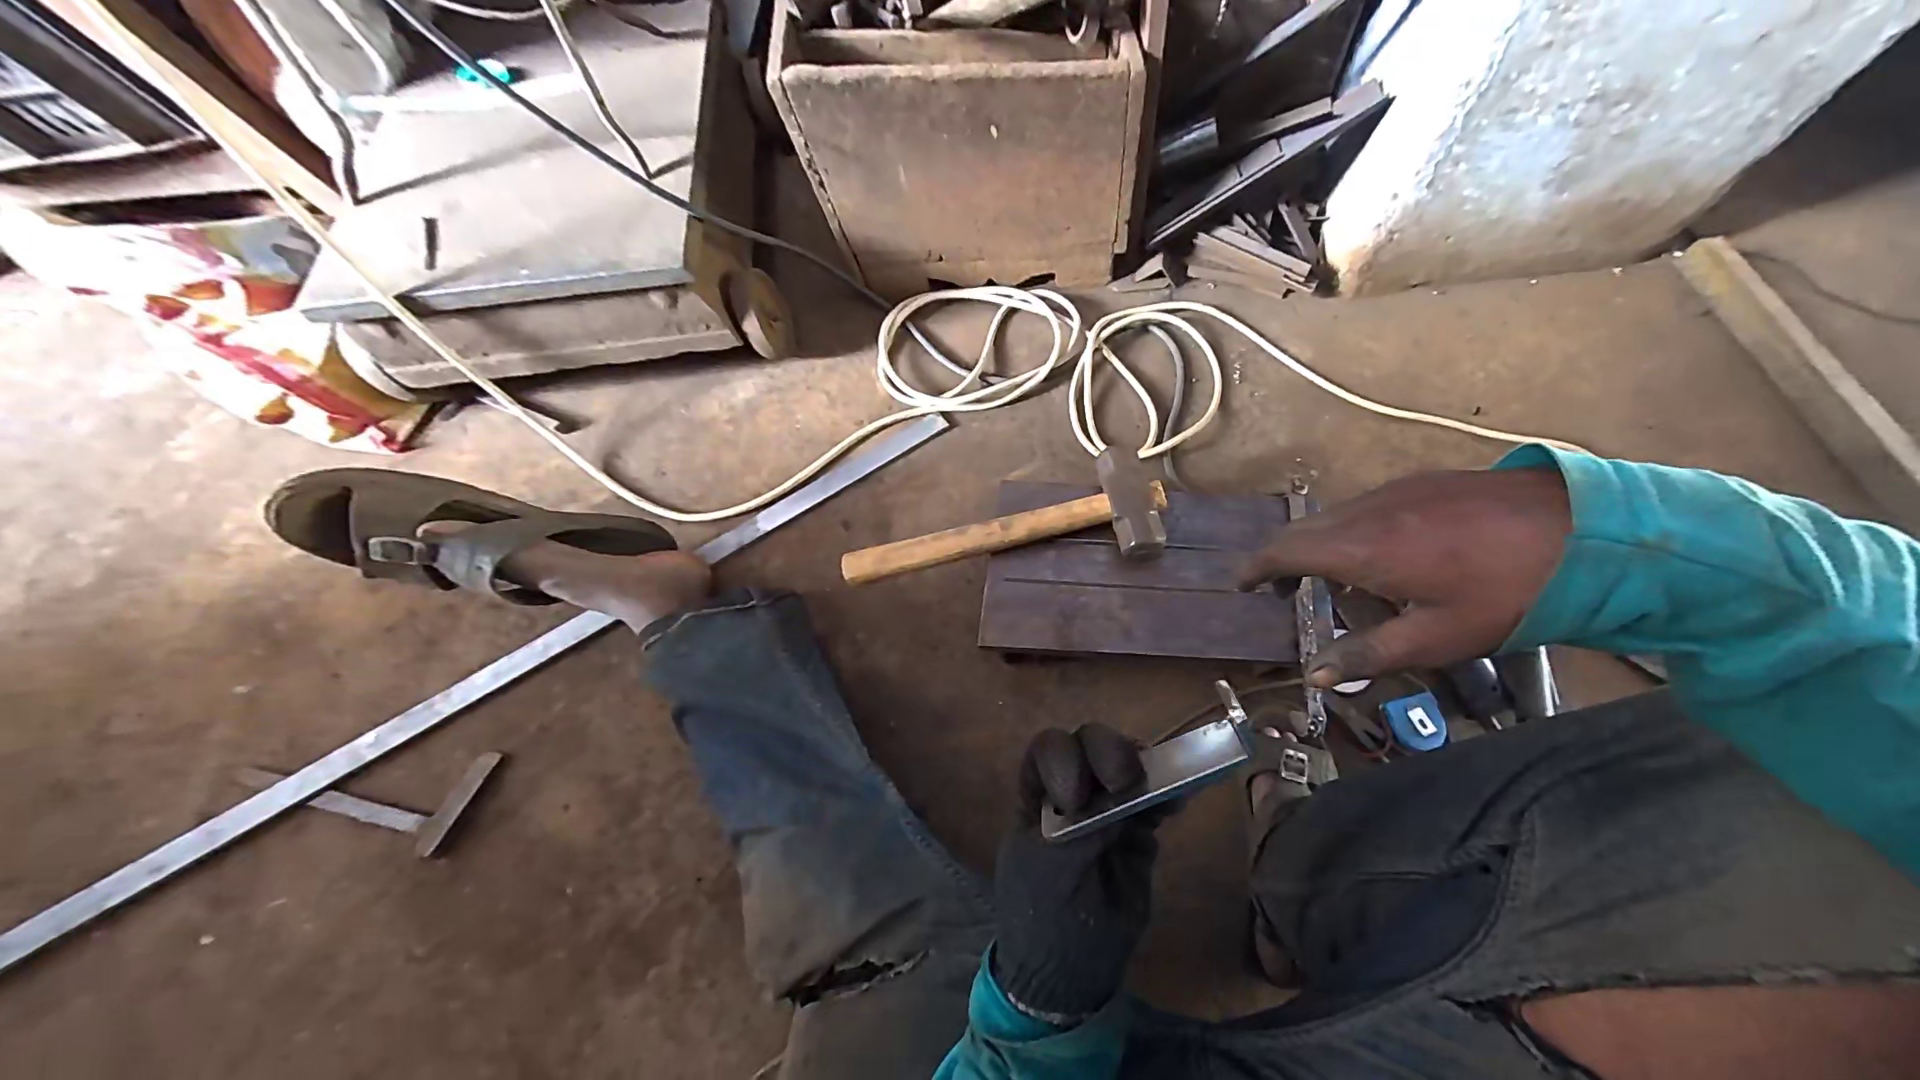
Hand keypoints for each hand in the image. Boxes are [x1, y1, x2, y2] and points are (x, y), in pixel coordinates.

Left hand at [989, 724, 1167, 1023]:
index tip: (1073, 797)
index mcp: (1037, 794)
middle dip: (1108, 752)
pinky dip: (1169, 794)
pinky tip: (1179, 798)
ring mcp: (1107, 808)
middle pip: (1089, 747)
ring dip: (1144, 767)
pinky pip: (1156, 803)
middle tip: (1124, 780)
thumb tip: (1120, 799)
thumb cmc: (1041, 914)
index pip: (1047, 752)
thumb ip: (1080, 833)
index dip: (1062, 759)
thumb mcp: (1048, 873)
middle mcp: (1072, 789)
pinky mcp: (1138, 833)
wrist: (1070, 969)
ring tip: (1164, 781)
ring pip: (1126, 767)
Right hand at [1238, 466, 1570, 688]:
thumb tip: (1313, 674)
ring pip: (1333, 516)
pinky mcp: (1422, 481)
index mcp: (1359, 549)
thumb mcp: (1439, 636)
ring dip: (1319, 544)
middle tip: (1285, 590)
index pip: (1281, 551)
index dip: (1254, 569)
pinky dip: (1352, 530)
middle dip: (1283, 559)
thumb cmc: (1509, 592)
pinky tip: (1389, 553)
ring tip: (1341, 580)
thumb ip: (1368, 653)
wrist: (1593, 527)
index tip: (1241, 585)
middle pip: (1302, 530)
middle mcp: (1365, 511)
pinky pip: (1366, 506)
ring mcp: (1395, 490)